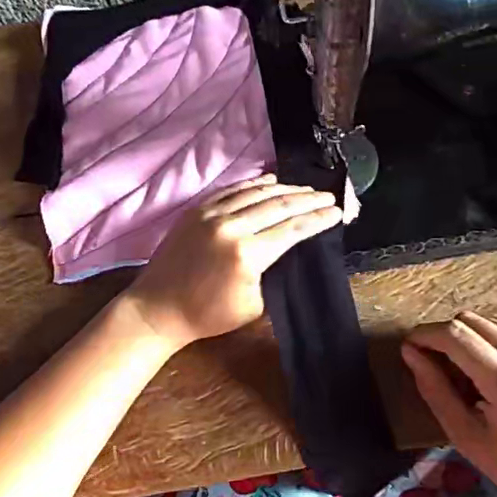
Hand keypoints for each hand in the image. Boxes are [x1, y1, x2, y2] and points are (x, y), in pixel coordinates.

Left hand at [121, 175, 342, 349]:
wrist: (159, 308)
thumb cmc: (208, 315)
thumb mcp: (253, 304)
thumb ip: (272, 273)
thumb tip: (287, 250)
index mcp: (248, 254)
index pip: (293, 229)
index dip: (319, 219)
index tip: (337, 212)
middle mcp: (231, 226)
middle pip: (279, 205)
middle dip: (308, 199)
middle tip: (329, 196)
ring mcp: (211, 214)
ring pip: (256, 193)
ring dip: (285, 189)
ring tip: (305, 189)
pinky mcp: (196, 210)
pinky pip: (232, 190)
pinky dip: (254, 184)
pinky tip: (270, 181)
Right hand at [402, 312, 496, 496]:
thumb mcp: (467, 437)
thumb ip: (435, 390)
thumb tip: (411, 352)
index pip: (455, 336)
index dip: (426, 334)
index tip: (411, 344)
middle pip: (474, 322)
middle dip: (447, 335)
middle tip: (437, 359)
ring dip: (475, 340)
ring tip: (473, 373)